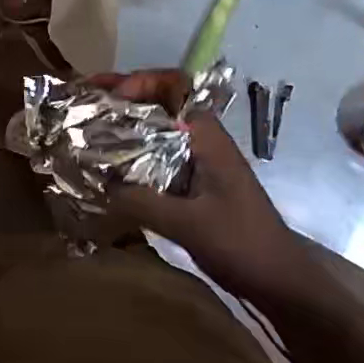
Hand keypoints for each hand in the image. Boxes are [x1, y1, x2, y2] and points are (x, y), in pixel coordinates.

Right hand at [95, 70, 296, 282]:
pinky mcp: (194, 184)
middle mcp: (203, 142)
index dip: (141, 81)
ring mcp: (200, 163)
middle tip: (84, 102)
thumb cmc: (241, 244)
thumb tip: (99, 183)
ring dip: (125, 125)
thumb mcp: (188, 224)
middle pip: (161, 103)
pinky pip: (158, 156)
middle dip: (123, 98)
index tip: (110, 96)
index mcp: (208, 138)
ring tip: (87, 129)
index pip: (176, 86)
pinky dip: (132, 153)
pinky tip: (107, 168)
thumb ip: (142, 202)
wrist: (279, 280)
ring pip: (157, 130)